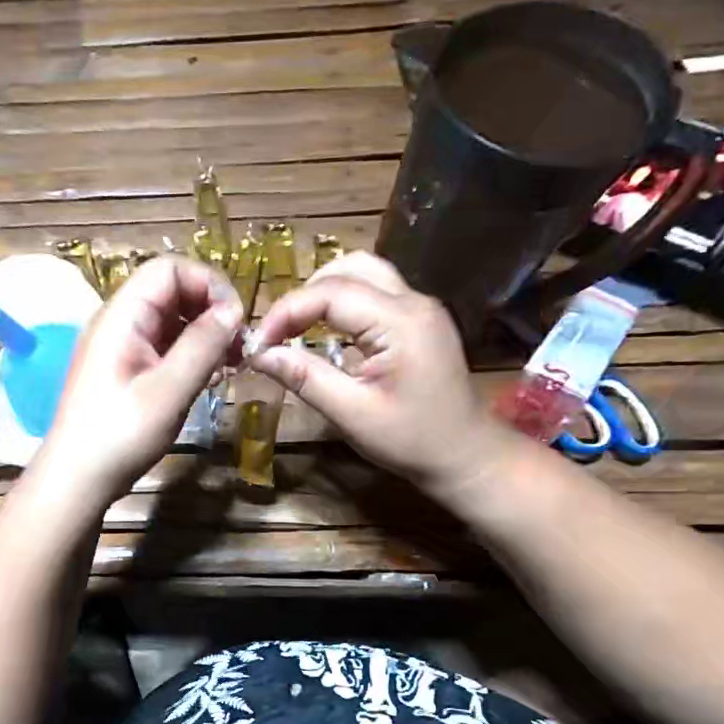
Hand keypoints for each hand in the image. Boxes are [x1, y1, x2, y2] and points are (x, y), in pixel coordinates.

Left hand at [37, 256, 243, 501]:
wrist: (76, 480)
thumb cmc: (120, 435)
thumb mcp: (169, 390)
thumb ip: (202, 345)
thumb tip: (232, 311)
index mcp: (122, 316)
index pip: (169, 270)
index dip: (208, 284)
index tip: (236, 320)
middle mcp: (118, 323)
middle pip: (171, 292)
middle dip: (210, 311)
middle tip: (240, 347)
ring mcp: (119, 348)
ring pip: (170, 321)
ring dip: (204, 335)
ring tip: (231, 365)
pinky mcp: (123, 371)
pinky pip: (162, 347)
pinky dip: (189, 355)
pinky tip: (209, 378)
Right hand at [248, 252, 512, 493]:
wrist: (465, 454)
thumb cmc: (410, 440)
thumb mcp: (351, 414)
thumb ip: (305, 378)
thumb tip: (259, 354)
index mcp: (400, 323)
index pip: (330, 293)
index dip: (286, 312)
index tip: (258, 344)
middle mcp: (414, 302)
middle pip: (348, 268)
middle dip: (304, 295)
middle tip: (276, 333)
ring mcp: (420, 307)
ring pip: (363, 272)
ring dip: (323, 292)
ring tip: (296, 327)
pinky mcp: (419, 319)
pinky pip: (374, 291)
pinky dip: (342, 301)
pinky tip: (325, 331)